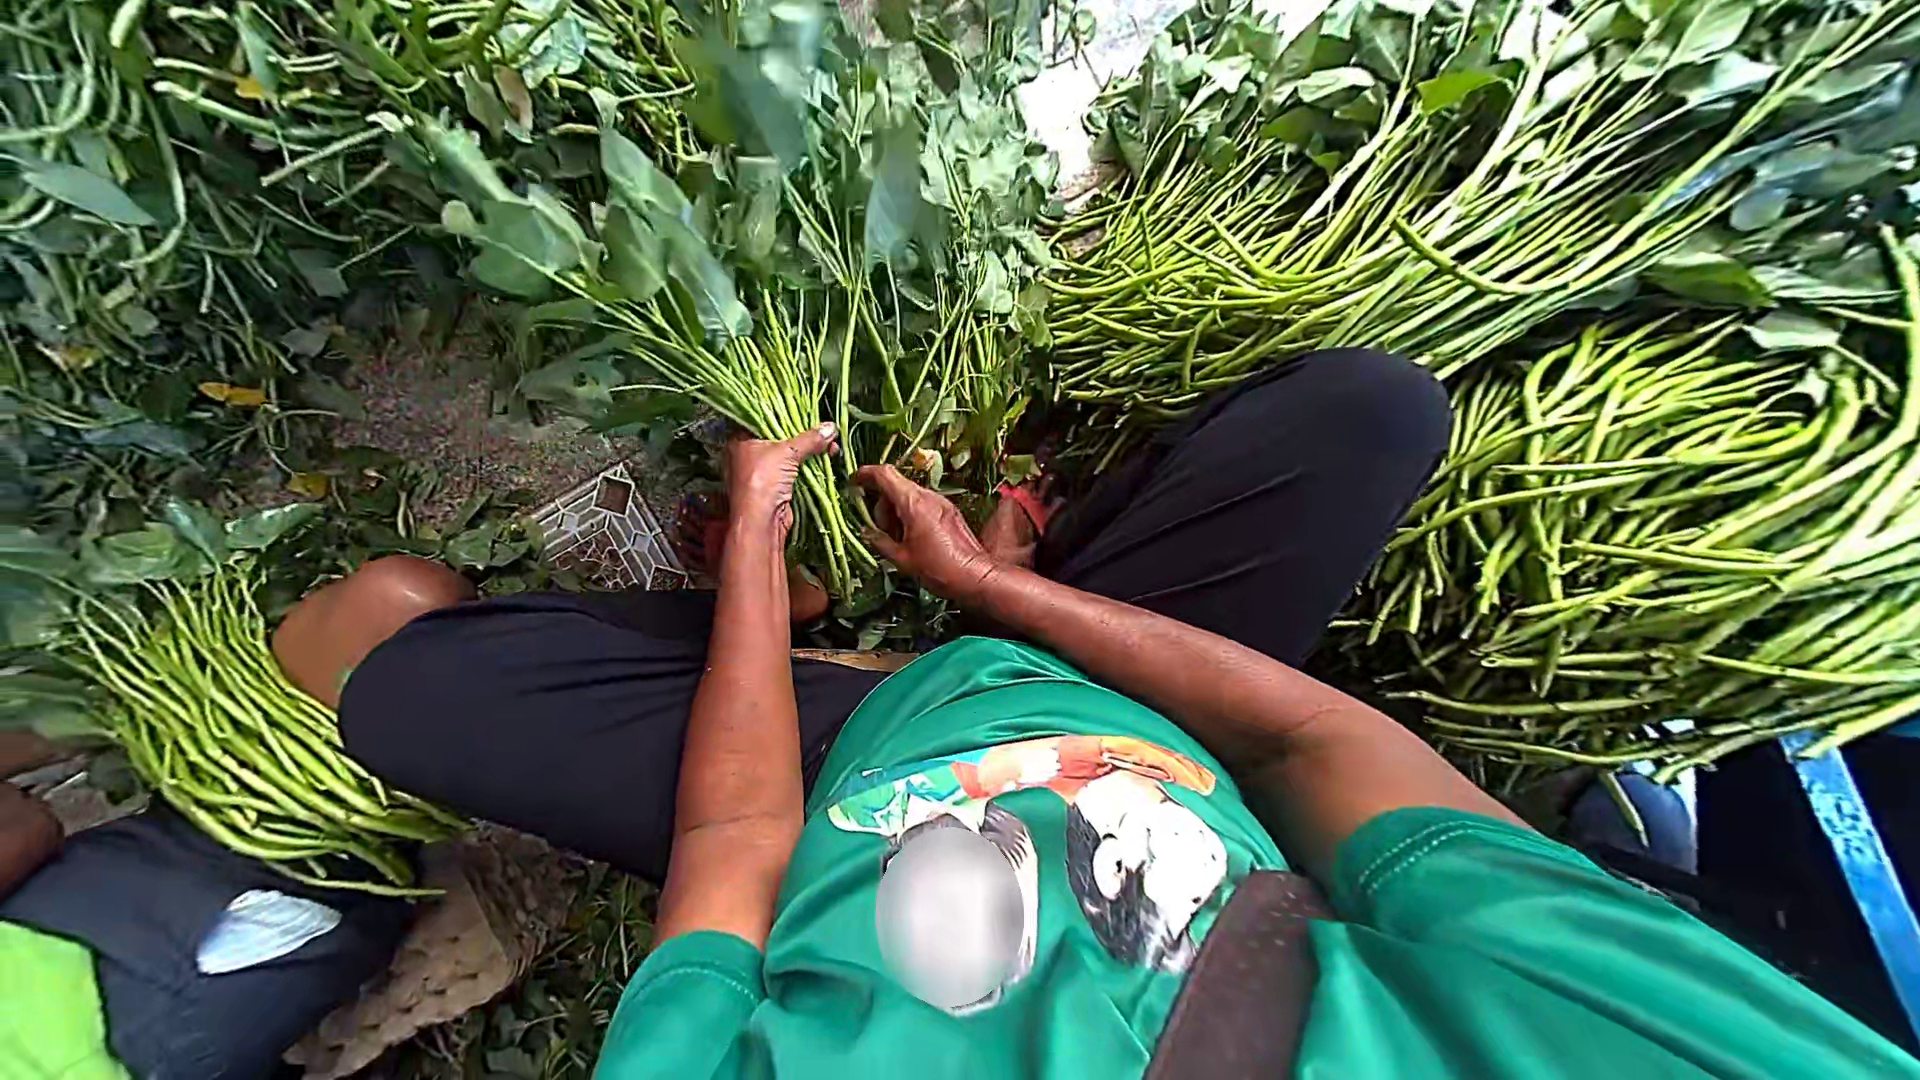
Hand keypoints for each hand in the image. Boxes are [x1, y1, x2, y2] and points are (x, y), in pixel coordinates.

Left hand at [726, 424, 837, 540]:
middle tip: (826, 432)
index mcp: (741, 440)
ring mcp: (762, 471)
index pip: (765, 419)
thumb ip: (809, 439)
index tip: (810, 413)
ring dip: (810, 451)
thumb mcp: (787, 452)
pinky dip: (809, 465)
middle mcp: (749, 453)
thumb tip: (831, 427)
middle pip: (781, 438)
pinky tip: (825, 459)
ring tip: (831, 445)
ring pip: (790, 455)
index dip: (788, 415)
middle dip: (806, 435)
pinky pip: (794, 470)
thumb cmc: (763, 479)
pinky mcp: (775, 486)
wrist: (761, 520)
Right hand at [853, 465, 1003, 603]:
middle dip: (882, 507)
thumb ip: (879, 541)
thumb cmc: (937, 569)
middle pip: (895, 487)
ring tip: (899, 540)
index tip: (853, 483)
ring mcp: (941, 503)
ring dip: (896, 513)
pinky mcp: (949, 512)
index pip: (884, 474)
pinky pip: (922, 505)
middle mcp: (928, 497)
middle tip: (882, 532)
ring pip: (908, 497)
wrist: (975, 576)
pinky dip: (910, 516)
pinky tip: (912, 539)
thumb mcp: (901, 558)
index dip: (865, 474)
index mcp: (913, 503)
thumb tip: (866, 532)